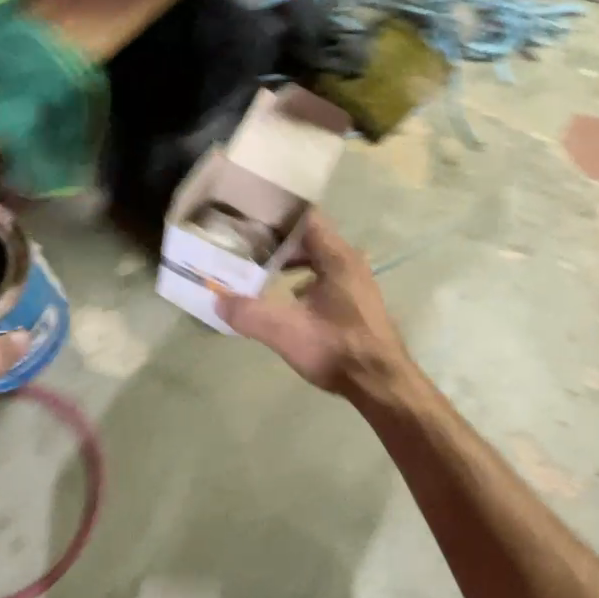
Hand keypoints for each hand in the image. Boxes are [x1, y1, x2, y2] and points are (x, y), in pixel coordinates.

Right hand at [216, 214, 411, 398]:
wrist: (381, 383)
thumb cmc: (337, 349)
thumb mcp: (286, 331)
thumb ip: (249, 313)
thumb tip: (217, 299)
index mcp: (337, 256)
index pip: (305, 217)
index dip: (277, 214)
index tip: (249, 218)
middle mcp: (350, 260)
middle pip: (310, 236)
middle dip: (279, 239)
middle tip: (247, 244)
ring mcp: (357, 280)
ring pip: (319, 258)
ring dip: (292, 260)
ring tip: (262, 269)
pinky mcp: (358, 300)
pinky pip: (327, 276)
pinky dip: (305, 278)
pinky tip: (288, 298)